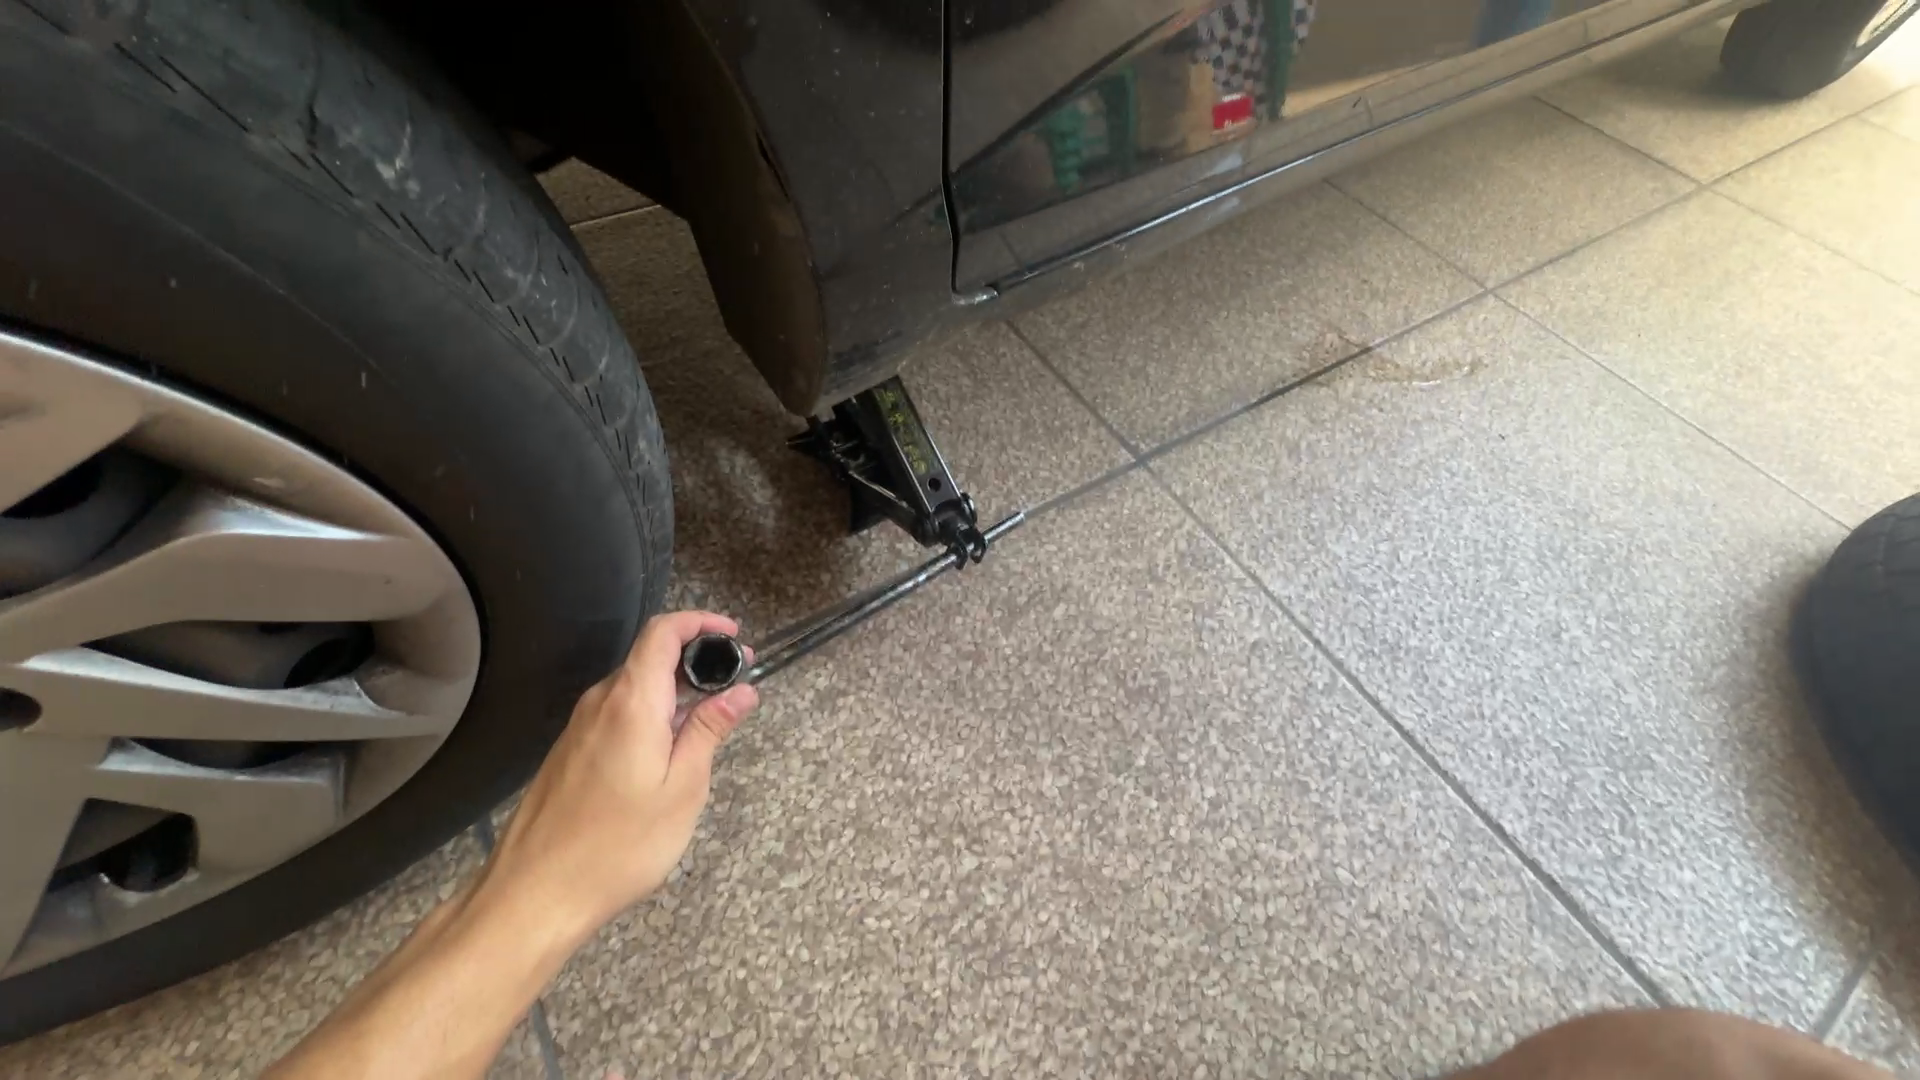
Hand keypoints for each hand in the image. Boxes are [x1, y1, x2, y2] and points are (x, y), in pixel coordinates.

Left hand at [477, 611, 759, 941]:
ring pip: (636, 687)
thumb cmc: (619, 844)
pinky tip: (670, 752)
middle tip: (736, 684)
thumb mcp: (682, 788)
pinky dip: (653, 713)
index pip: (663, 631)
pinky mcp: (571, 751)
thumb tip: (742, 691)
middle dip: (698, 660)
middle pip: (650, 656)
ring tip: (710, 722)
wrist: (532, 896)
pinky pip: (619, 713)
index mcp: (631, 701)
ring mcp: (580, 726)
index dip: (702, 621)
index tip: (735, 635)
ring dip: (677, 691)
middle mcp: (601, 702)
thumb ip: (710, 731)